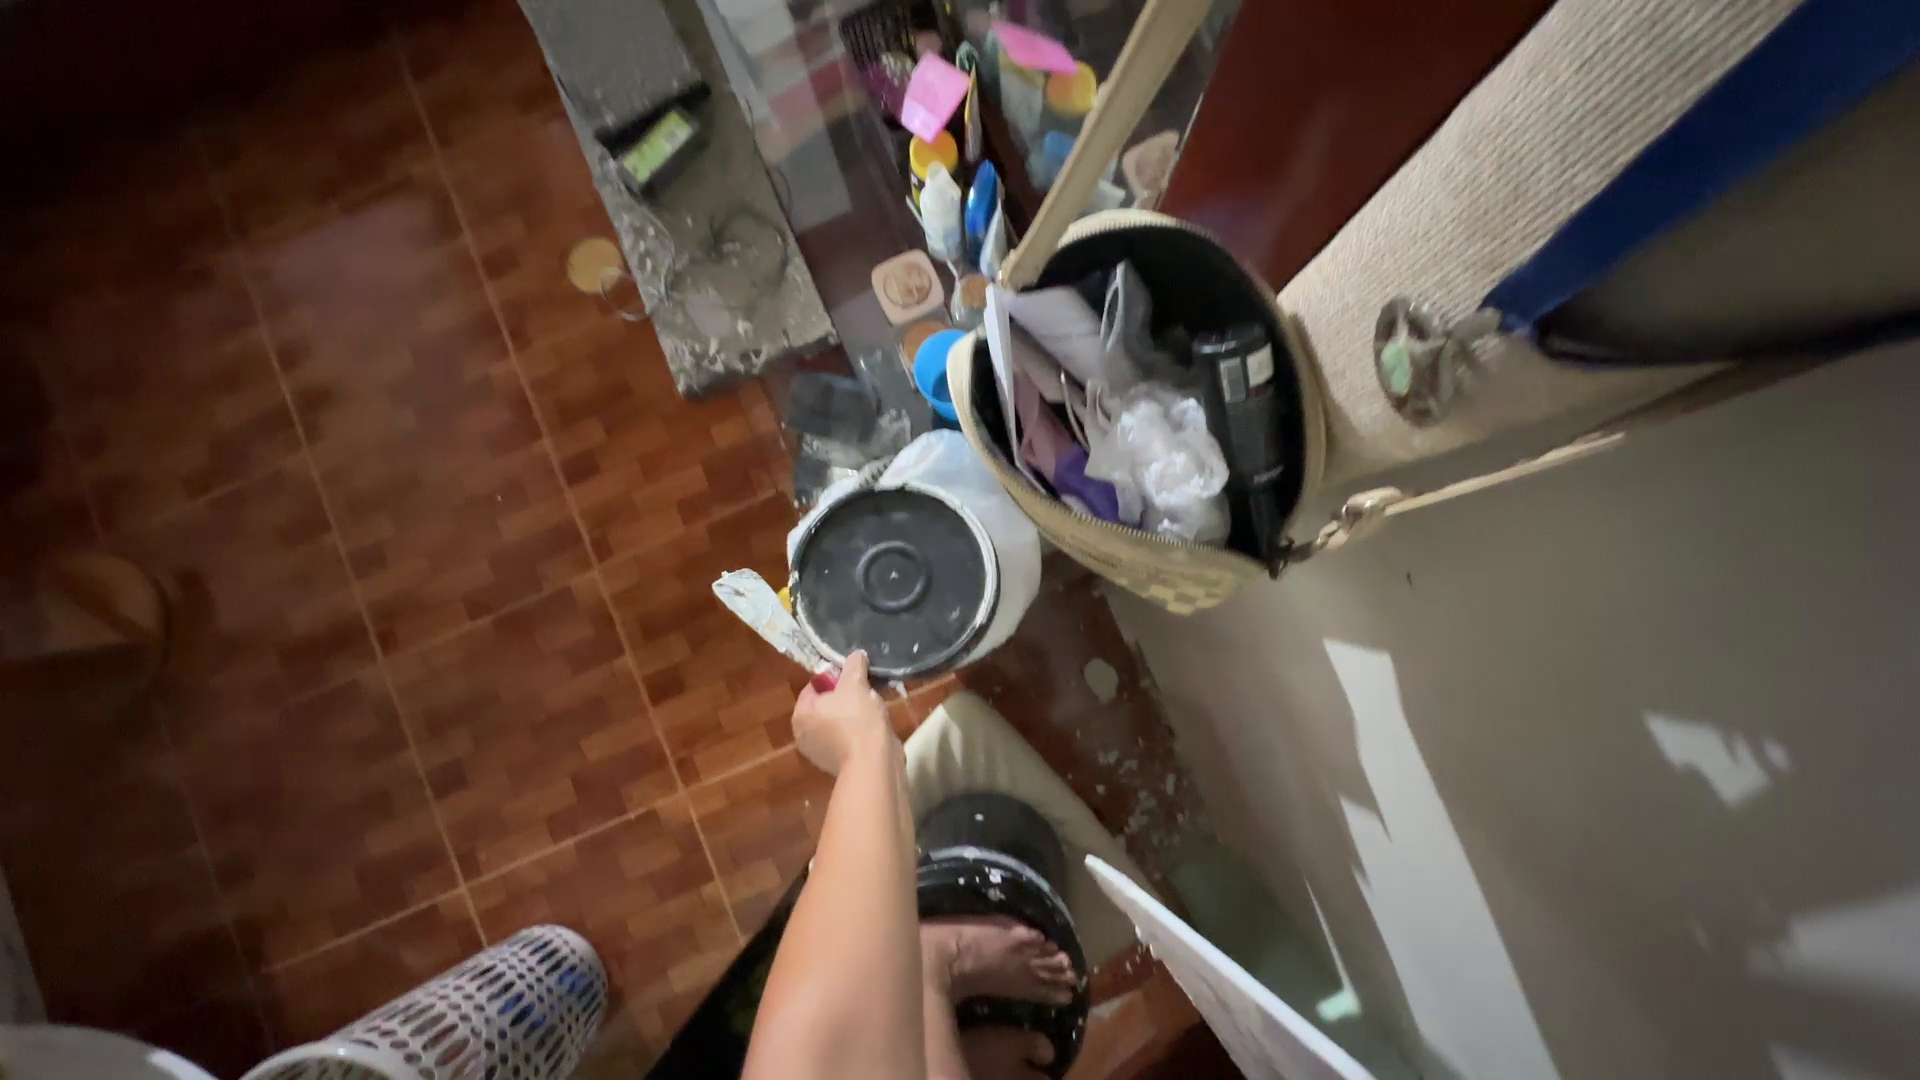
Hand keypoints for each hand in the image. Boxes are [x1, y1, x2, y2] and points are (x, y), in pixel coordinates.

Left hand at [791, 651, 891, 774]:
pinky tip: (875, 728)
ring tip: (874, 709)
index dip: (836, 677)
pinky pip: (847, 739)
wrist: (873, 764)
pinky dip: (859, 732)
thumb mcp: (855, 683)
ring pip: (838, 721)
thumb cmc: (857, 720)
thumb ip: (853, 665)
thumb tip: (856, 655)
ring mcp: (819, 753)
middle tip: (866, 691)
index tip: (855, 677)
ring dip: (855, 714)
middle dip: (846, 696)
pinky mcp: (837, 764)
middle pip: (827, 704)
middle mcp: (803, 734)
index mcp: (801, 713)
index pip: (815, 685)